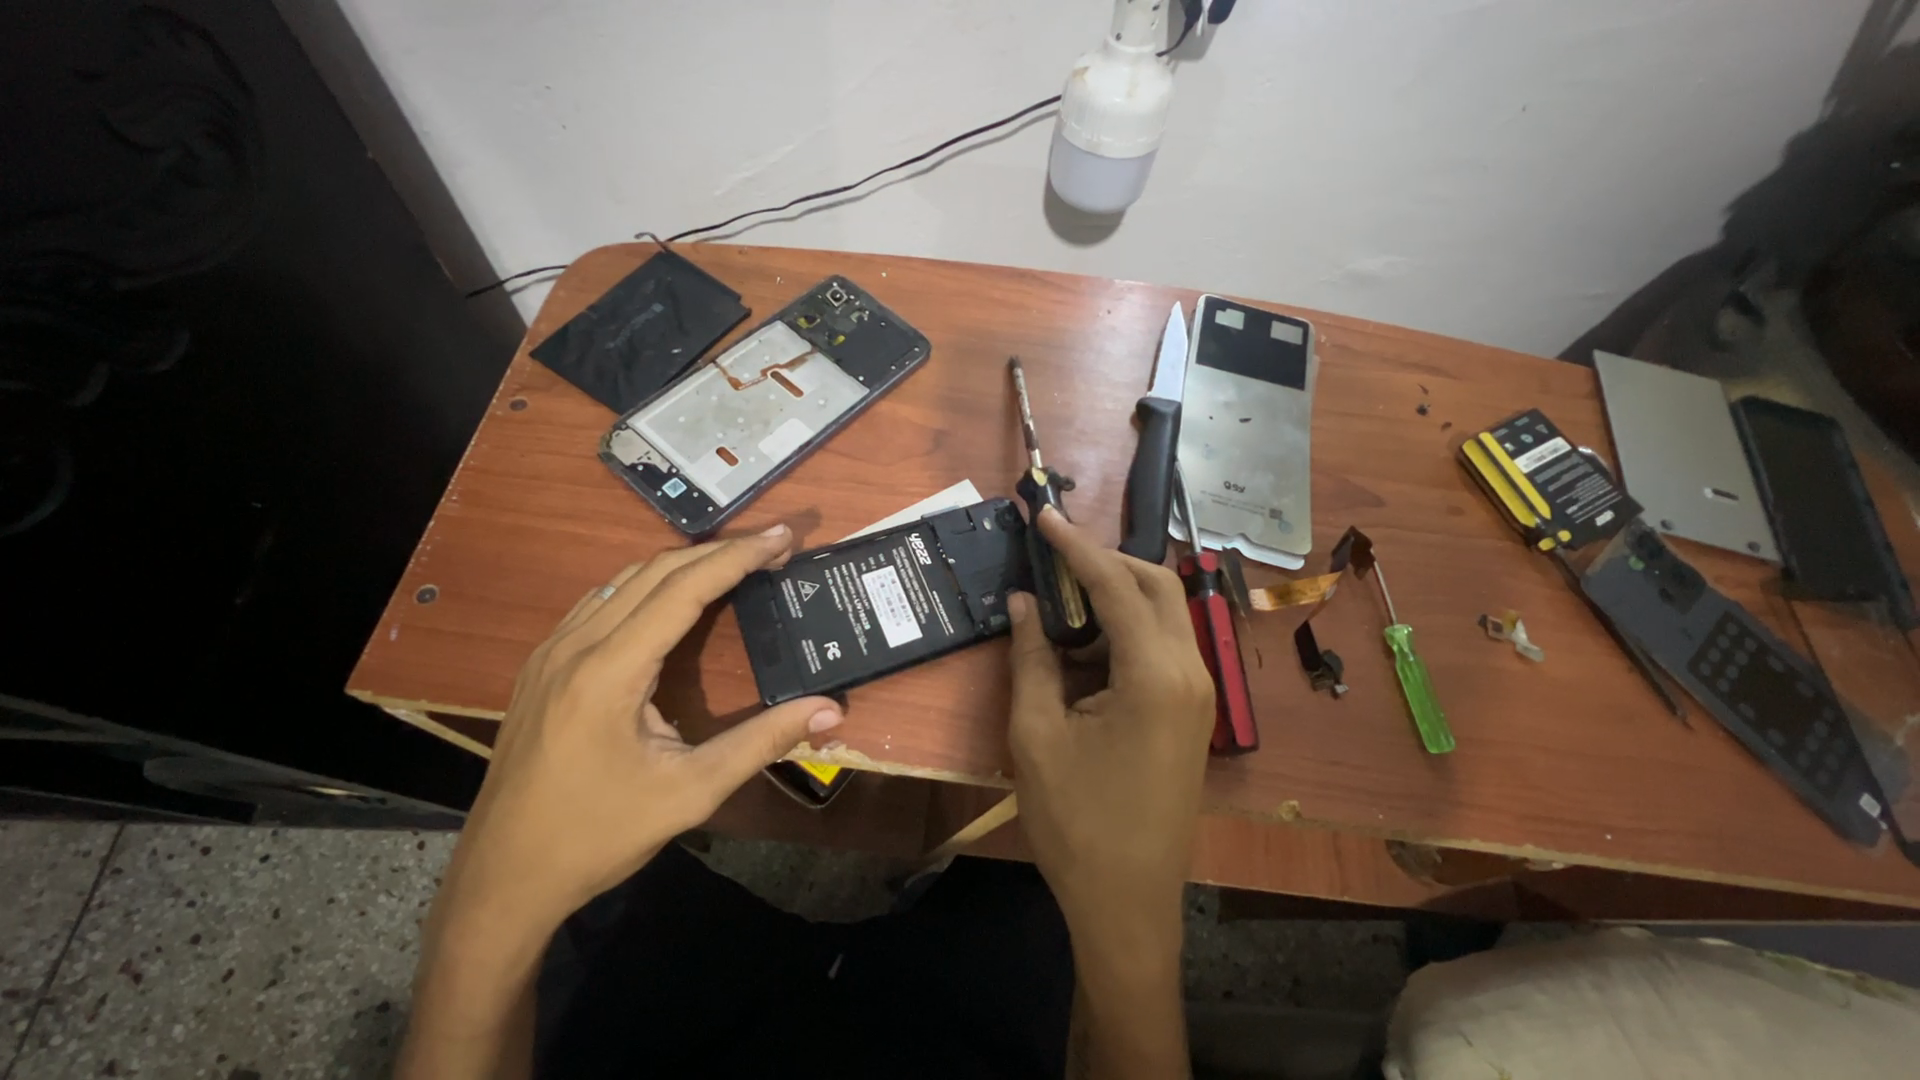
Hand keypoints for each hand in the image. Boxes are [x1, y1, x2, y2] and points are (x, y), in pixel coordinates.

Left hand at [449, 524, 842, 927]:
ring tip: (733, 564)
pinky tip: (670, 600)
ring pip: (623, 582)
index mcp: (609, 671)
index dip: (737, 558)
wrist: (505, 876)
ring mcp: (551, 653)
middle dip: (718, 552)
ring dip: (682, 565)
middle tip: (771, 547)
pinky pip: (600, 604)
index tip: (782, 538)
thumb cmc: (600, 835)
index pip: (683, 589)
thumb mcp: (690, 792)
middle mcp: (575, 646)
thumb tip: (830, 710)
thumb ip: (761, 742)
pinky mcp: (541, 667)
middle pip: (654, 572)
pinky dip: (646, 587)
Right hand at [1007, 507, 1214, 943]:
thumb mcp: (1037, 734)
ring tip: (1057, 614)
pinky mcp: (1192, 715)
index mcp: (1154, 674)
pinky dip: (1125, 637)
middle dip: (1105, 563)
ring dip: (1115, 601)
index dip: (1076, 547)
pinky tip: (1083, 657)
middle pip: (1155, 587)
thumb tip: (1021, 602)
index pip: (1116, 585)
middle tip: (1051, 559)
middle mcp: (1190, 673)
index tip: (1043, 517)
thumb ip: (1030, 658)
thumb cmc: (1075, 821)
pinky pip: (1162, 652)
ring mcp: (1198, 695)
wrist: (1128, 902)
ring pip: (1163, 618)